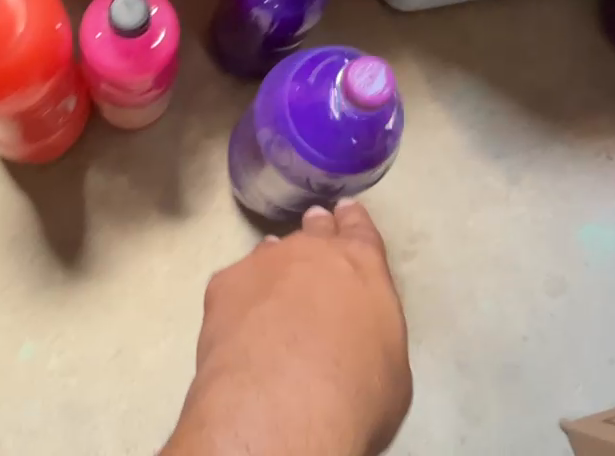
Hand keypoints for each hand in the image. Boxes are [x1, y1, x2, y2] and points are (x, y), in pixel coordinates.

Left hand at [163, 202, 411, 455]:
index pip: (359, 228)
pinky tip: (241, 322)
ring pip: (271, 252)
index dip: (351, 220)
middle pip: (314, 231)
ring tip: (275, 285)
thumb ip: (370, 327)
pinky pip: (236, 282)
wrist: (281, 402)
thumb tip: (353, 329)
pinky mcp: (224, 284)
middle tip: (314, 238)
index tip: (345, 212)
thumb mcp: (390, 364)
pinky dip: (242, 296)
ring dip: (277, 264)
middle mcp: (311, 250)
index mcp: (360, 265)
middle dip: (316, 233)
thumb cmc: (355, 393)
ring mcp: (263, 261)